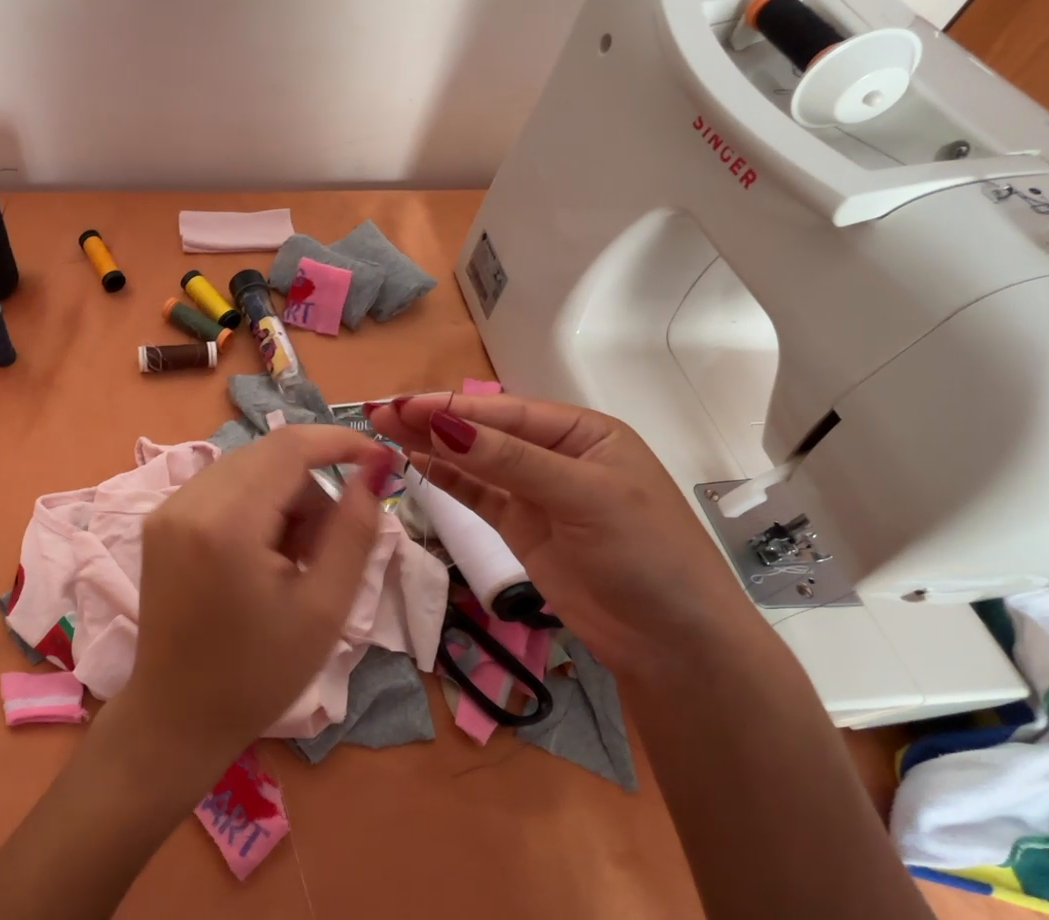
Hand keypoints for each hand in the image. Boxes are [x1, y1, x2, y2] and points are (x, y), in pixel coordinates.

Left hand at [121, 425, 394, 774]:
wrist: (177, 715)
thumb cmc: (258, 674)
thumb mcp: (324, 608)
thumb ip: (353, 530)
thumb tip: (374, 471)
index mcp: (225, 523)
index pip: (288, 447)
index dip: (339, 441)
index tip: (380, 461)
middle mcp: (186, 502)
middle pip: (266, 455)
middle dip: (312, 482)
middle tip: (332, 541)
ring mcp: (165, 510)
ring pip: (244, 468)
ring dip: (283, 495)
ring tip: (297, 558)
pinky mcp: (159, 523)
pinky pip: (218, 488)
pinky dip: (253, 504)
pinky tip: (263, 553)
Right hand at [368, 393, 755, 676]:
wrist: (671, 642)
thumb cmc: (645, 555)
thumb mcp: (584, 498)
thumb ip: (511, 461)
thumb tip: (443, 426)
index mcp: (584, 434)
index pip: (507, 413)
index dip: (453, 409)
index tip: (401, 405)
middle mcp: (557, 456)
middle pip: (485, 433)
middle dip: (433, 422)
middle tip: (378, 413)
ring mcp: (536, 495)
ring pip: (474, 462)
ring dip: (432, 446)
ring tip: (383, 431)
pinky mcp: (520, 529)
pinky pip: (476, 496)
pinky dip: (446, 480)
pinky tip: (414, 463)